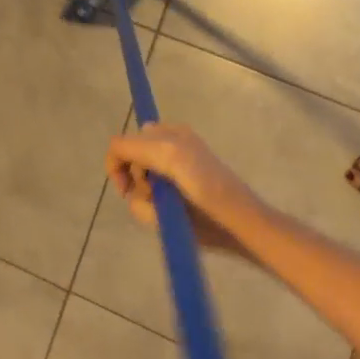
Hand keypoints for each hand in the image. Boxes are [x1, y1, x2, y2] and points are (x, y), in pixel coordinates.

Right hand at [106, 125, 262, 250]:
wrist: (244, 220)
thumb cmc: (204, 224)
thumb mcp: (161, 216)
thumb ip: (138, 198)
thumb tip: (134, 190)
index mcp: (167, 150)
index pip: (119, 146)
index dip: (114, 169)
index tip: (126, 192)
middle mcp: (176, 134)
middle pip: (134, 143)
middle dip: (135, 169)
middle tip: (152, 196)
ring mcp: (188, 136)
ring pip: (148, 143)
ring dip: (150, 168)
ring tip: (168, 194)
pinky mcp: (197, 143)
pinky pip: (164, 145)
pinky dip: (162, 163)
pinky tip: (178, 185)